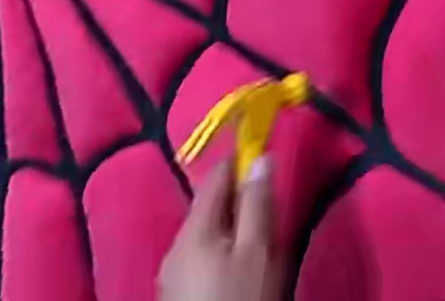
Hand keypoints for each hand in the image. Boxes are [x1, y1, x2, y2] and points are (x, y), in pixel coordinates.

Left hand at [158, 159, 277, 300]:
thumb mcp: (258, 251)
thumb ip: (258, 201)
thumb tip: (261, 157)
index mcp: (193, 230)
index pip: (217, 174)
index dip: (243, 160)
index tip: (268, 158)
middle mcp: (175, 247)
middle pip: (211, 204)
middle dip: (241, 199)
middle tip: (271, 210)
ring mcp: (173, 276)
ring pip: (208, 231)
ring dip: (235, 226)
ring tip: (262, 241)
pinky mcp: (177, 298)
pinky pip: (203, 256)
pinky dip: (224, 250)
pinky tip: (242, 270)